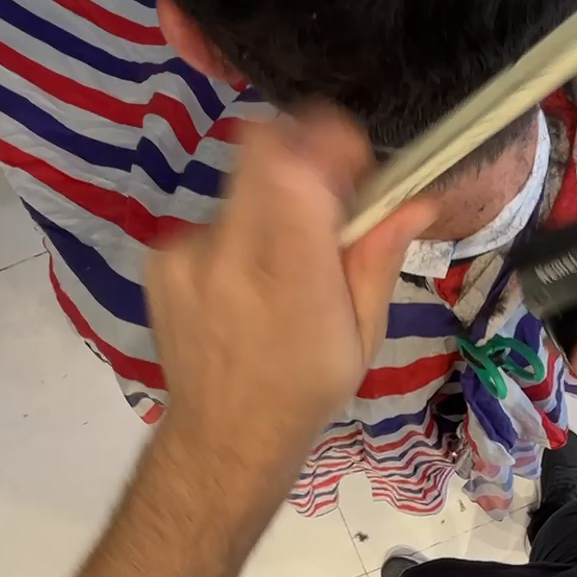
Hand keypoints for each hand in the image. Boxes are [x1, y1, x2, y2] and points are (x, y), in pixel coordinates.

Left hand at [142, 106, 436, 470]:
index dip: (327, 140)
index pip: (297, 166)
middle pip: (261, 150)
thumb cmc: (306, 390)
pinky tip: (246, 287)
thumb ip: (379, 261)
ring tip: (284, 268)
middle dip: (303, 154)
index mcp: (290, 281)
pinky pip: (213, 220)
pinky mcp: (158, 260)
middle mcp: (228, 257)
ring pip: (241, 187)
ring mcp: (183, 255)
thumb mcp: (362, 337)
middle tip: (328, 197)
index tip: (354, 160)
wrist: (224, 436)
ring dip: (273, 206)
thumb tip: (417, 201)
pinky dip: (240, 237)